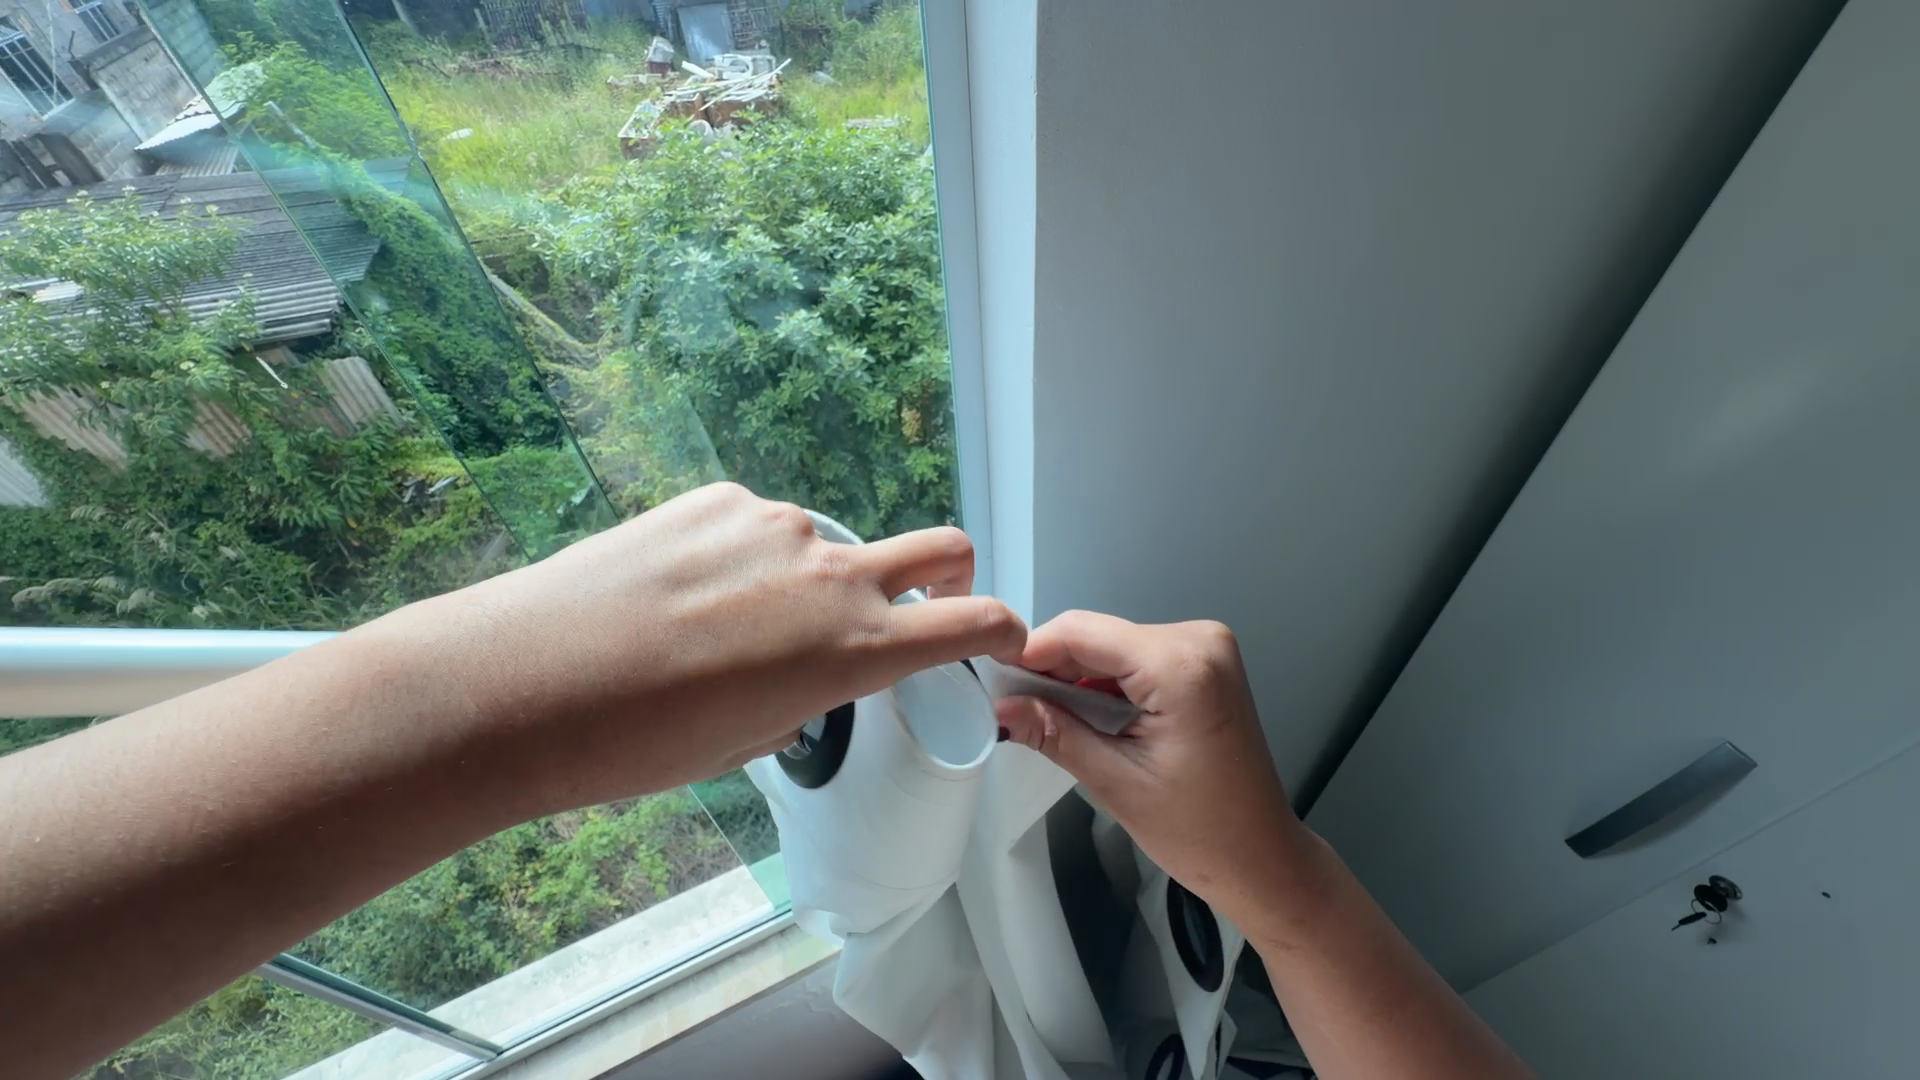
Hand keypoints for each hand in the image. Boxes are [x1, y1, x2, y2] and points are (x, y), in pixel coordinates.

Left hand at [360, 482, 1026, 814]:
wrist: (518, 686)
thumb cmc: (638, 741)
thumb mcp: (755, 739)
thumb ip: (814, 690)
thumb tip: (815, 663)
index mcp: (853, 648)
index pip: (974, 621)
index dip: (1001, 628)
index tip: (1001, 635)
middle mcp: (833, 574)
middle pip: (942, 547)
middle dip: (950, 573)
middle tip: (914, 602)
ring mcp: (779, 526)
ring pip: (824, 548)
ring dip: (802, 579)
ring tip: (719, 620)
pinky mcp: (721, 499)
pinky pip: (759, 528)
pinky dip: (742, 557)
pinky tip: (679, 589)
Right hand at [994, 611, 1301, 923]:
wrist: (1264, 858)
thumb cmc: (1200, 831)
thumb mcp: (1116, 782)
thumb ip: (1054, 733)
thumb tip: (999, 707)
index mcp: (1181, 664)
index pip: (1082, 631)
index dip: (1031, 651)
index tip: (995, 682)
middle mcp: (1197, 637)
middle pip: (1096, 634)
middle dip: (1052, 669)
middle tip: (1016, 709)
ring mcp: (1204, 645)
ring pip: (1110, 644)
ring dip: (1075, 677)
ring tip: (1052, 721)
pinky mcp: (1201, 659)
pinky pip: (1133, 656)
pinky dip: (1104, 681)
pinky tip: (1090, 717)